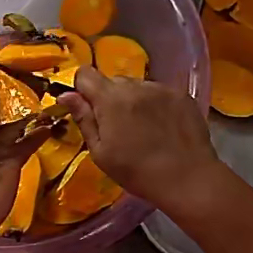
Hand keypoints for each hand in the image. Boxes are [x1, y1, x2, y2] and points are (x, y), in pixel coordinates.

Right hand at [61, 68, 220, 210]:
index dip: (82, 88)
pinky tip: (161, 127)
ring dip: (133, 101)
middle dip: (109, 98)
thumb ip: (83, 119)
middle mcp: (135, 86)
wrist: (186, 178)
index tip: (88, 108)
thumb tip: (65, 95)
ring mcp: (161, 88)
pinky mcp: (181, 95)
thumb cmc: (136, 172)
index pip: (85, 73)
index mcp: (111, 99)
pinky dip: (154, 104)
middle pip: (113, 81)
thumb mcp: (100, 152)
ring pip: (137, 86)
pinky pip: (158, 92)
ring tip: (143, 129)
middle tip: (117, 127)